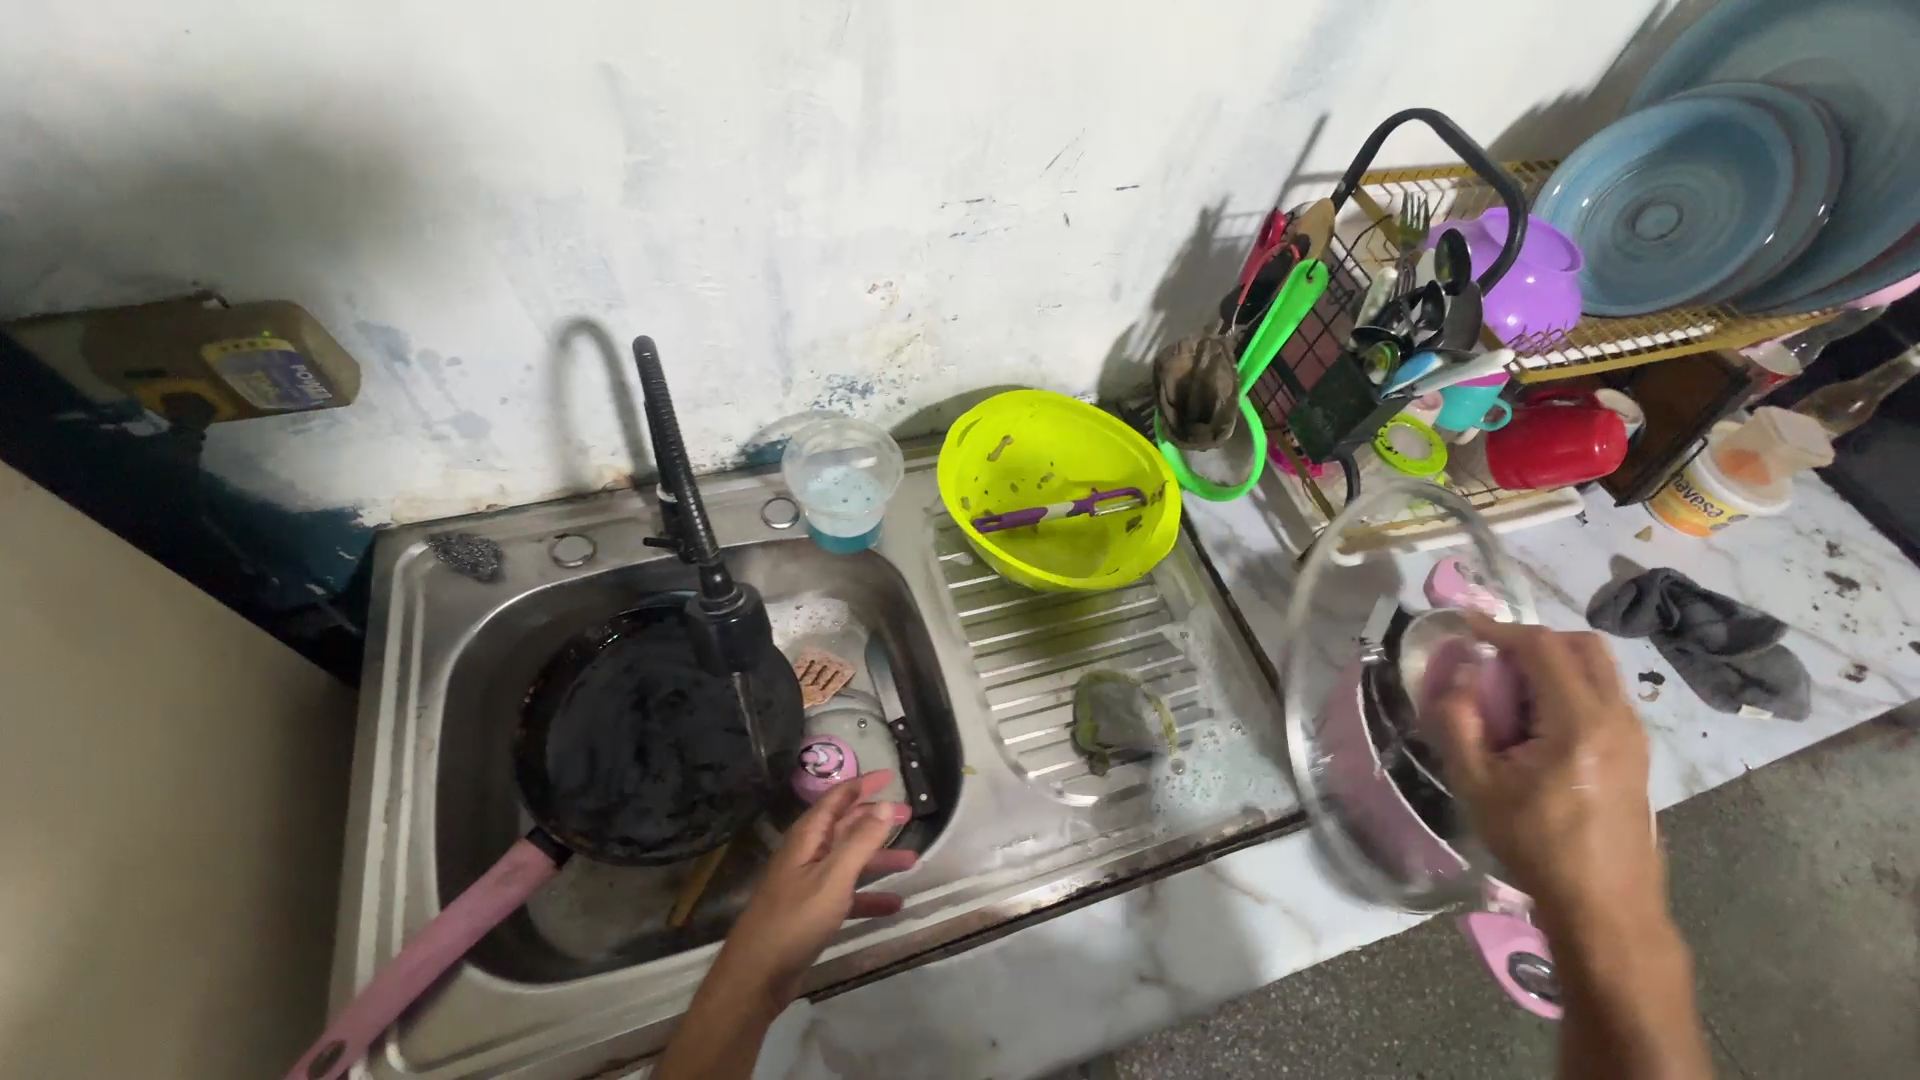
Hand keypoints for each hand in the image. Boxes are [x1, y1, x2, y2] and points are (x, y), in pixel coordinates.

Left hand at [706, 770, 916, 1008]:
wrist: (757, 975)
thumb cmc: (795, 919)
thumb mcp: (833, 877)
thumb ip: (860, 840)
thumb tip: (885, 804)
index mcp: (807, 838)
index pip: (837, 798)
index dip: (863, 785)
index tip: (890, 776)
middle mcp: (807, 854)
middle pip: (845, 827)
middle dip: (876, 820)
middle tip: (909, 815)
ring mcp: (808, 883)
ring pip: (849, 861)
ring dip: (878, 859)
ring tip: (912, 861)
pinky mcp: (812, 912)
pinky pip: (847, 895)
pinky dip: (869, 896)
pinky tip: (894, 906)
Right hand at [1430, 615, 1662, 934]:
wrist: (1605, 904)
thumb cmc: (1535, 843)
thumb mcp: (1477, 785)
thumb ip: (1458, 722)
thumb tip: (1455, 675)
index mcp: (1578, 722)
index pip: (1542, 647)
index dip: (1499, 628)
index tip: (1464, 625)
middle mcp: (1617, 717)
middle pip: (1582, 645)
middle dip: (1532, 638)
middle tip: (1490, 654)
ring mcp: (1634, 734)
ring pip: (1597, 667)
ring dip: (1551, 660)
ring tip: (1507, 686)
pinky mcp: (1636, 751)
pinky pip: (1603, 692)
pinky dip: (1567, 683)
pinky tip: (1534, 718)